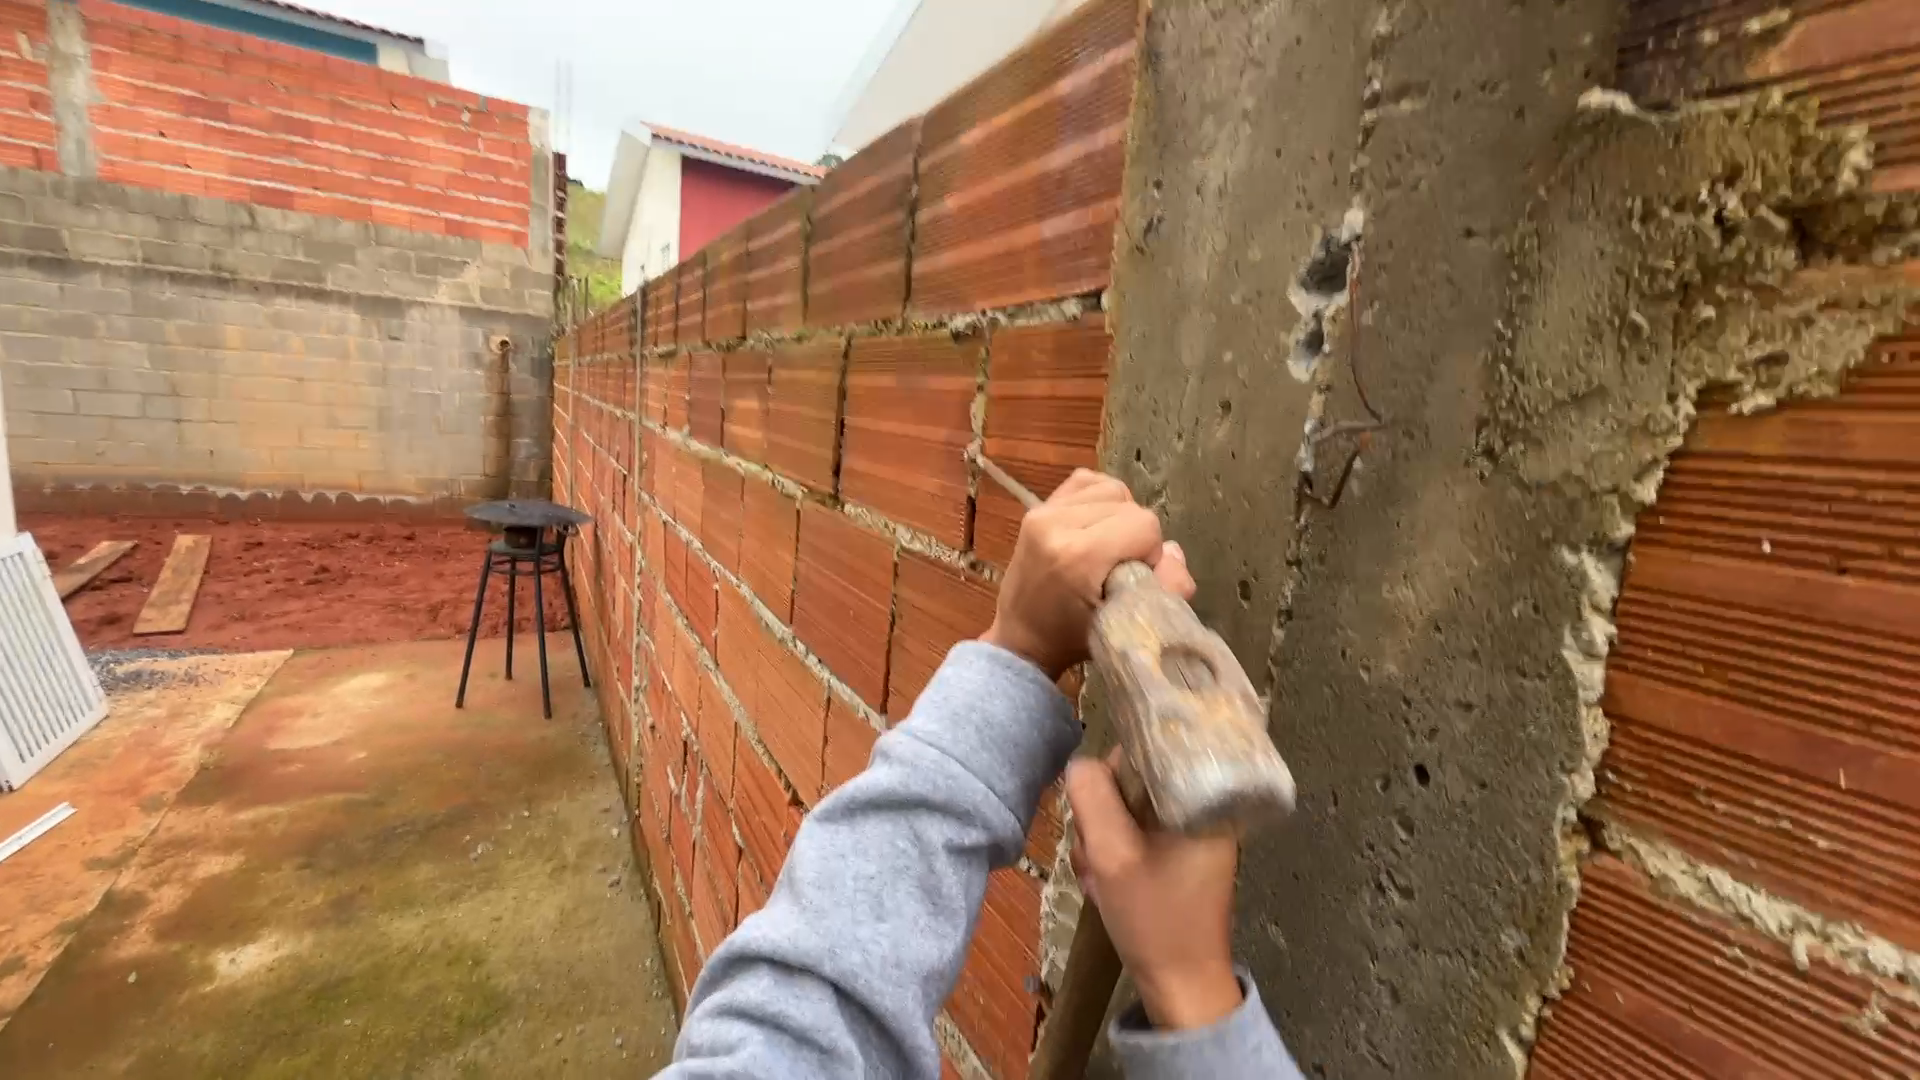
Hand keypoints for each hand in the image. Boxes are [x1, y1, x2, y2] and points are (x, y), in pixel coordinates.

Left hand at [980, 468, 1195, 678]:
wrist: (1020, 639)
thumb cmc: (1072, 638)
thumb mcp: (1127, 623)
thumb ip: (1166, 587)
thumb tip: (1172, 550)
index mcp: (1078, 555)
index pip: (1144, 525)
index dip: (1151, 553)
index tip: (1136, 579)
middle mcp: (1056, 523)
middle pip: (1129, 505)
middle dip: (1136, 536)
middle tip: (1121, 568)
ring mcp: (1042, 511)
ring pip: (1111, 490)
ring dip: (1120, 516)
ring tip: (1109, 547)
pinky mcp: (1037, 507)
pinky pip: (1087, 483)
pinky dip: (1100, 500)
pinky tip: (1097, 525)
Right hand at [1066, 751, 1242, 1030]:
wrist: (1180, 990)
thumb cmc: (1154, 919)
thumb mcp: (1112, 852)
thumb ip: (1091, 796)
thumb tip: (1079, 764)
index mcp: (1203, 799)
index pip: (1145, 753)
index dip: (1109, 780)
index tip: (1097, 816)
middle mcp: (1200, 809)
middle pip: (1128, 783)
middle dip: (1099, 818)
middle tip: (1097, 857)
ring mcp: (1186, 834)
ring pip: (1122, 811)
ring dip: (1099, 842)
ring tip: (1099, 878)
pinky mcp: (1174, 855)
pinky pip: (1130, 835)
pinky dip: (1110, 856)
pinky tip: (1104, 885)